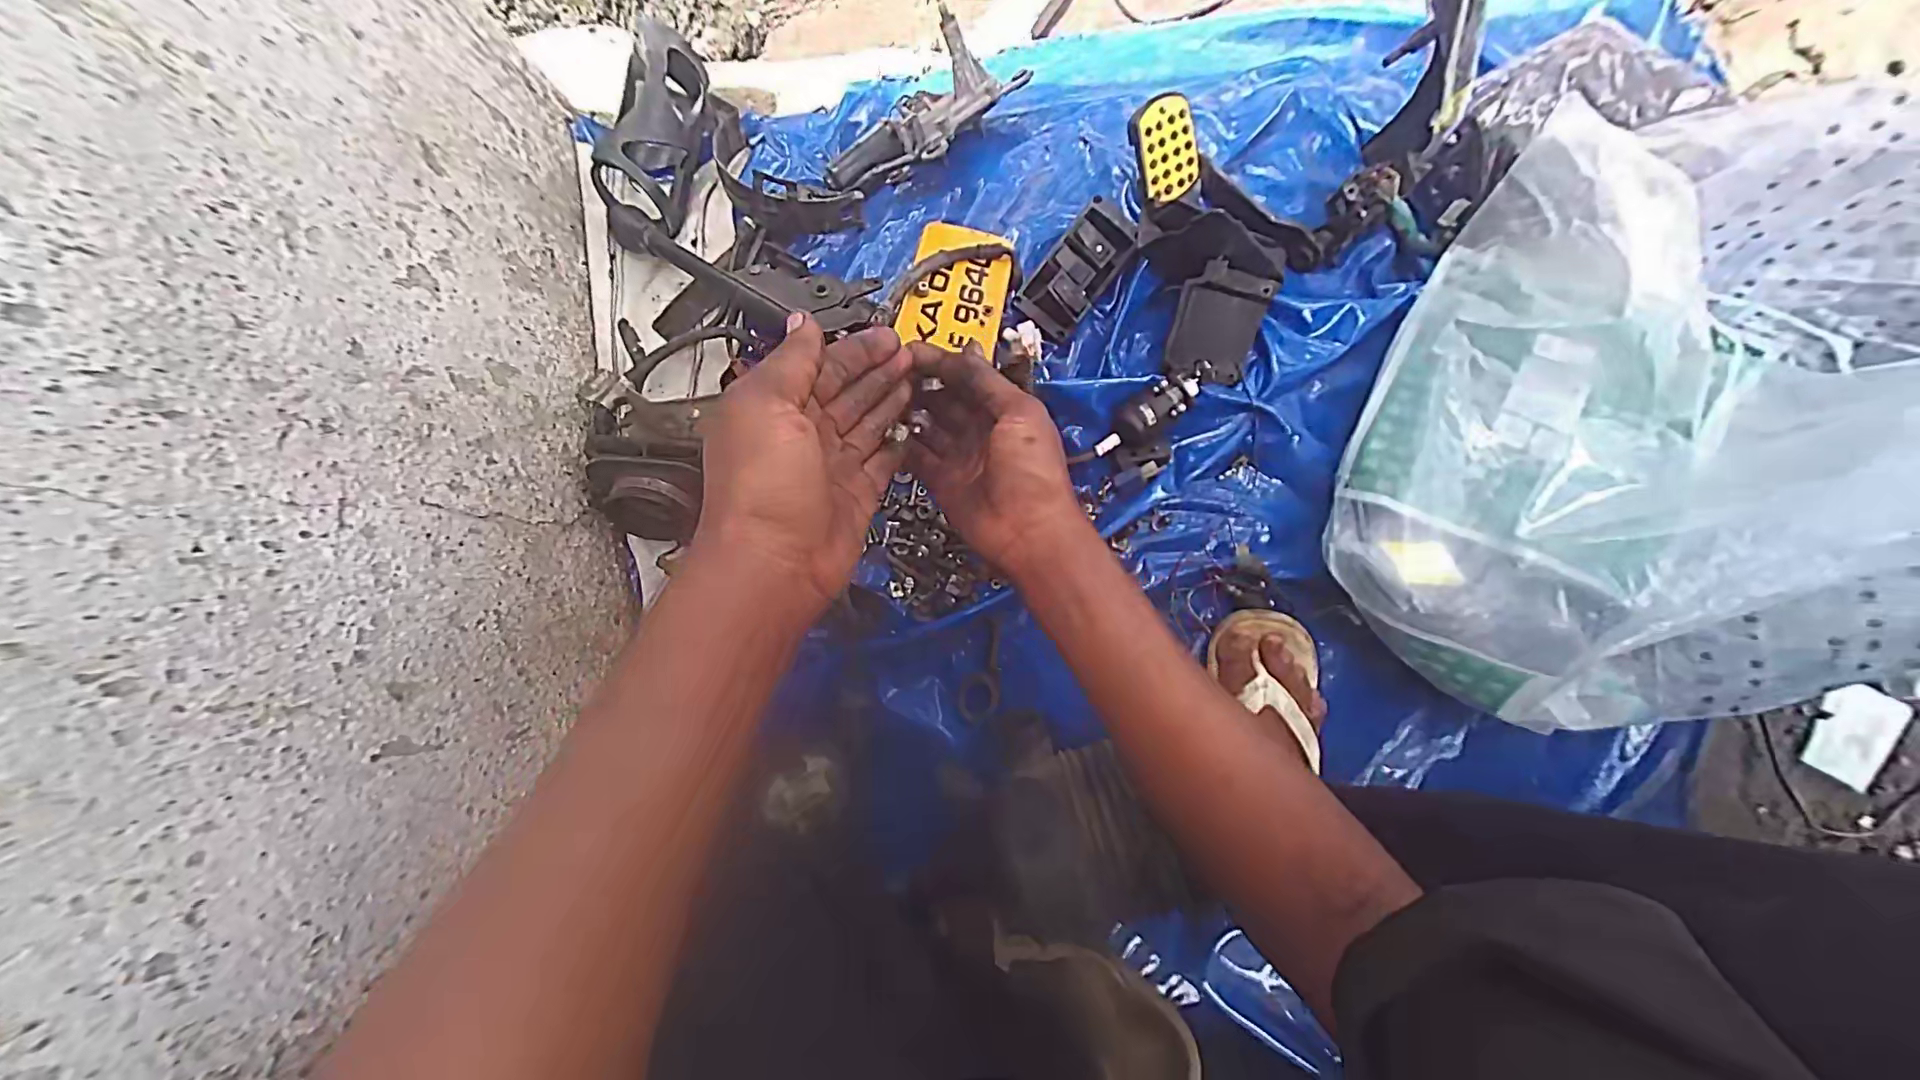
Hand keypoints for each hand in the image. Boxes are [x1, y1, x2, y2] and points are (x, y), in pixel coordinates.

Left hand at [693, 315, 911, 613]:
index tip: (885, 335)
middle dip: (879, 368)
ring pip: (868, 421)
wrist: (777, 562)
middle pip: (849, 390)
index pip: (821, 365)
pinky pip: (883, 459)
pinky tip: (910, 425)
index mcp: (774, 407)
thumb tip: (802, 325)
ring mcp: (831, 465)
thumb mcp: (766, 404)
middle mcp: (803, 435)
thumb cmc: (759, 492)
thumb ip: (790, 361)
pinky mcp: (856, 493)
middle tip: (909, 352)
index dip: (855, 348)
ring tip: (915, 376)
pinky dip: (897, 442)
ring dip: (891, 397)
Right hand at [906, 342, 1088, 577]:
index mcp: (1005, 410)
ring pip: (927, 424)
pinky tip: (888, 428)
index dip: (940, 362)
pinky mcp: (944, 481)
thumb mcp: (1020, 413)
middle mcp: (981, 431)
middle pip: (943, 398)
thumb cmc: (1037, 477)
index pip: (966, 376)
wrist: (1030, 532)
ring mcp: (962, 456)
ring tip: (887, 394)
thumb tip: (967, 353)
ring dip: (908, 409)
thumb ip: (989, 382)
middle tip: (893, 370)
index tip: (913, 351)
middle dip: (920, 383)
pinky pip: (917, 457)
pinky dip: (902, 443)